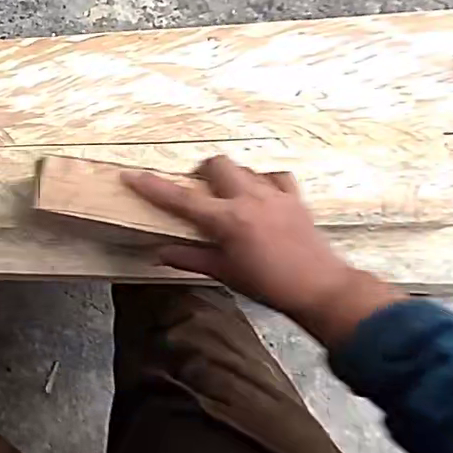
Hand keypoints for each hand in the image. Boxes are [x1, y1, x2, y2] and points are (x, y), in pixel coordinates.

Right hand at [124, 157, 406, 346]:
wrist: (320, 288)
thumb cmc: (267, 284)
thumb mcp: (223, 272)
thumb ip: (189, 258)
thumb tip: (159, 253)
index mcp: (227, 219)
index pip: (180, 198)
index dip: (152, 186)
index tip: (131, 175)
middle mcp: (249, 199)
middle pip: (217, 164)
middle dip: (202, 171)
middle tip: (197, 188)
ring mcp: (275, 195)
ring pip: (245, 168)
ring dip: (231, 176)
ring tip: (227, 193)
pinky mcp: (295, 199)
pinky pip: (275, 177)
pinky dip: (263, 181)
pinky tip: (259, 194)